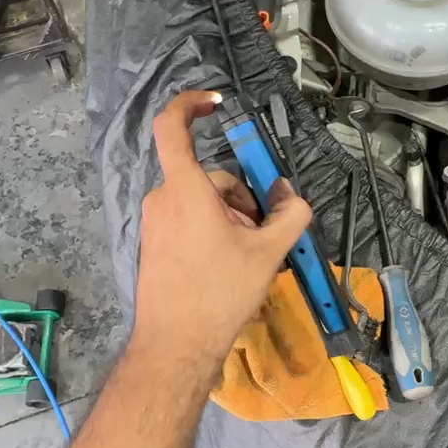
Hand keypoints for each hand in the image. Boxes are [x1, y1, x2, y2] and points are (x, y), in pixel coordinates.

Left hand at [129, 90, 312, 375]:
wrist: (177, 345)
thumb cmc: (220, 294)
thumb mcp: (268, 253)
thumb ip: (290, 215)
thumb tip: (293, 195)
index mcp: (186, 191)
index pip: (173, 128)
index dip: (191, 105)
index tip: (215, 101)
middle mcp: (163, 200)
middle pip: (209, 178)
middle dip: (240, 199)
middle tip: (260, 235)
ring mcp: (155, 224)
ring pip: (200, 202)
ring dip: (228, 219)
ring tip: (244, 257)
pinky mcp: (153, 245)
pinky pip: (188, 222)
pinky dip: (211, 232)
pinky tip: (225, 267)